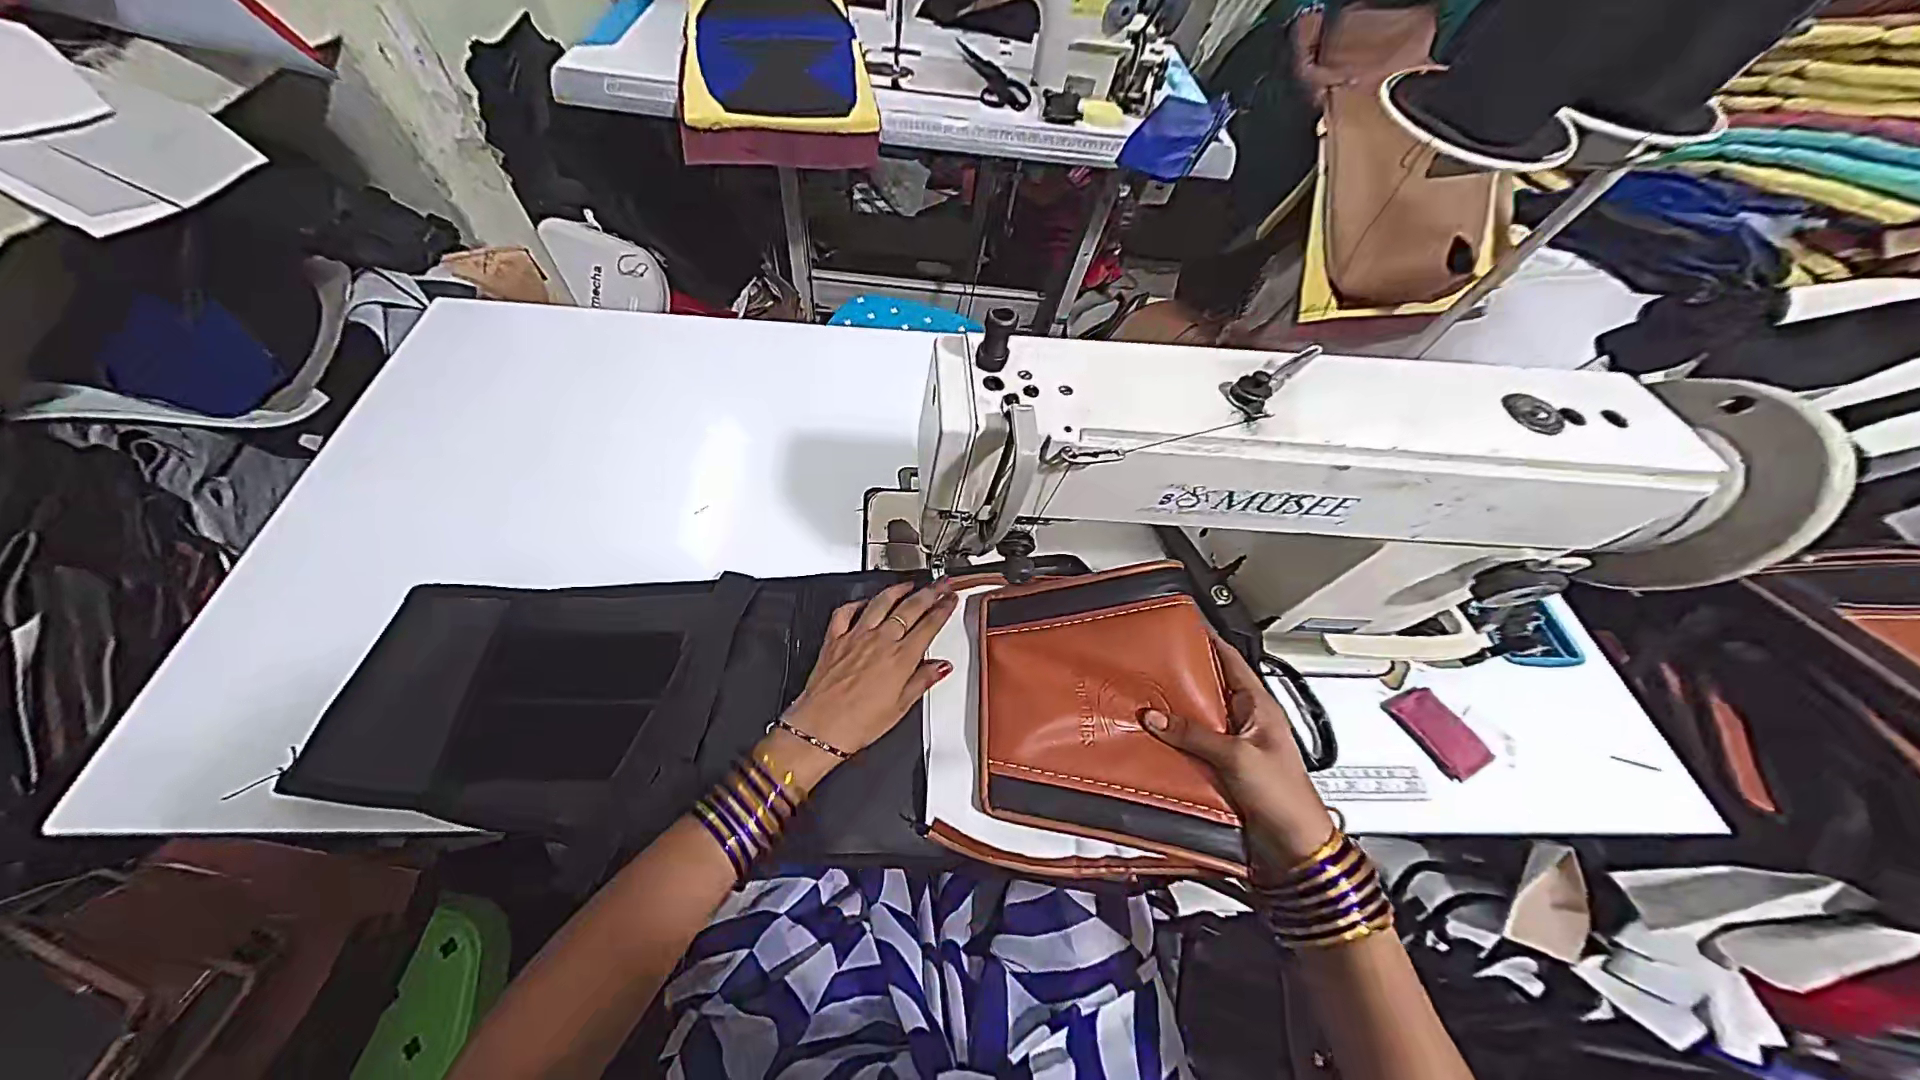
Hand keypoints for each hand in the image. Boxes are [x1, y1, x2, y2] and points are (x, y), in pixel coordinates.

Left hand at [763, 581, 958, 788]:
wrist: (820, 728)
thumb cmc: (858, 723)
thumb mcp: (901, 706)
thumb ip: (923, 680)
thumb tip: (940, 666)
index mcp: (900, 658)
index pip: (929, 624)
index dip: (943, 608)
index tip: (950, 599)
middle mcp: (880, 642)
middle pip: (910, 607)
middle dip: (930, 592)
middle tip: (940, 584)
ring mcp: (856, 637)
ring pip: (881, 602)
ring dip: (897, 590)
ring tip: (908, 584)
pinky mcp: (835, 639)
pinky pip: (846, 612)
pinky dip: (858, 603)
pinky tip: (865, 601)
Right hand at [1142, 633, 1335, 879]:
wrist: (1296, 847)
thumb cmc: (1287, 798)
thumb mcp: (1237, 757)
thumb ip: (1195, 734)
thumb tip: (1158, 716)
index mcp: (1260, 706)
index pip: (1231, 659)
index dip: (1209, 639)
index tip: (1186, 625)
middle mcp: (1246, 721)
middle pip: (1209, 687)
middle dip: (1183, 676)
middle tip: (1154, 663)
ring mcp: (1235, 744)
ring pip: (1199, 717)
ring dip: (1177, 712)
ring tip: (1149, 699)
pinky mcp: (1224, 767)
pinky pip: (1194, 745)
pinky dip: (1177, 740)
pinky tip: (1158, 739)